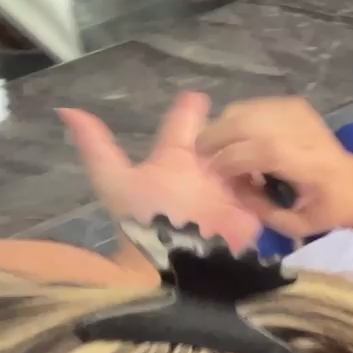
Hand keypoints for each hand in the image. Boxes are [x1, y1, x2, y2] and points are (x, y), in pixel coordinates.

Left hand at [60, 92, 262, 254]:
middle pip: (220, 143)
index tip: (199, 95)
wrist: (179, 258)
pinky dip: (275, 177)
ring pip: (245, 161)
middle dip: (230, 129)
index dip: (189, 111)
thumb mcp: (115, 179)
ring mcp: (232, 192)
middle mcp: (204, 172)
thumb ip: (97, 146)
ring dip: (256, 150)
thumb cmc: (148, 217)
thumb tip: (66, 109)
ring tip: (272, 135)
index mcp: (175, 160)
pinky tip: (286, 162)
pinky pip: (267, 189)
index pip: (182, 128)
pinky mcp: (255, 211)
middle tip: (249, 114)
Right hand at [196, 96, 352, 237]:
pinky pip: (251, 106)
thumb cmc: (329, 209)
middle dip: (215, 139)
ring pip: (242, 111)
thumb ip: (261, 210)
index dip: (230, 160)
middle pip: (245, 124)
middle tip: (204, 157)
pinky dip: (236, 120)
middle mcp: (305, 134)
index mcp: (313, 165)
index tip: (215, 173)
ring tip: (225, 151)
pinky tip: (242, 140)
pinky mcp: (294, 105)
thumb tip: (228, 185)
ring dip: (223, 129)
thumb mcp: (299, 225)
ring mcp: (299, 114)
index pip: (262, 151)